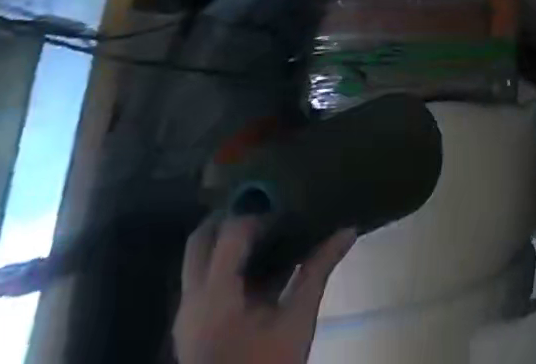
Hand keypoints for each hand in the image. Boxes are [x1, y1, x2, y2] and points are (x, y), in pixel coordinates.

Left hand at [173, 217, 355, 363]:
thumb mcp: (298, 320)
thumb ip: (318, 270)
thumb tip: (348, 229)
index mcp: (215, 295)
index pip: (231, 232)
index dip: (261, 214)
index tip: (290, 209)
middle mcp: (192, 300)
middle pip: (201, 239)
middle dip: (232, 217)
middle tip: (270, 207)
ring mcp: (187, 316)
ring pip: (198, 260)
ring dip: (228, 240)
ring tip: (270, 231)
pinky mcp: (192, 329)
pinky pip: (203, 281)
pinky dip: (227, 264)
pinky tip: (262, 267)